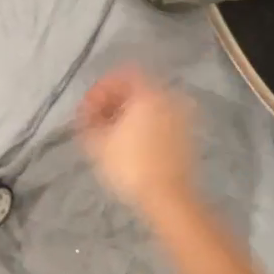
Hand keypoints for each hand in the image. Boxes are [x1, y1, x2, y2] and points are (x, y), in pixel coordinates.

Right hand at [76, 65, 196, 211]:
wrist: (167, 197)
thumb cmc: (129, 165)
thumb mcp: (96, 142)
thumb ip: (88, 120)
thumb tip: (86, 115)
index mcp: (149, 93)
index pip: (122, 76)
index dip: (99, 90)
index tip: (86, 108)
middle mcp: (169, 98)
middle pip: (136, 90)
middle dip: (113, 103)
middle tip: (94, 122)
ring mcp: (182, 116)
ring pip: (148, 106)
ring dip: (127, 116)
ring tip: (109, 136)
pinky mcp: (187, 135)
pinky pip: (160, 120)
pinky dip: (143, 126)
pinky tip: (128, 144)